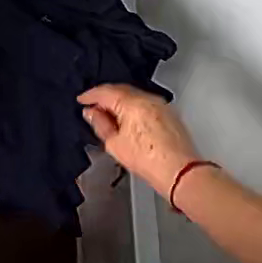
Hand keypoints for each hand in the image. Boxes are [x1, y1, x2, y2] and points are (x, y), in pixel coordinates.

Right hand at [78, 84, 201, 192]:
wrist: (179, 171)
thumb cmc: (149, 160)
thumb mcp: (113, 143)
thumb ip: (100, 123)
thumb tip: (92, 113)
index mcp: (132, 103)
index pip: (105, 91)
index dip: (90, 95)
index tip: (82, 100)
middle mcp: (149, 100)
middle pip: (121, 90)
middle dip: (105, 97)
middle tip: (93, 108)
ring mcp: (161, 106)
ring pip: (134, 96)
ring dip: (119, 102)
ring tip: (109, 116)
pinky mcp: (169, 114)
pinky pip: (145, 103)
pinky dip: (132, 107)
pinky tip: (127, 120)